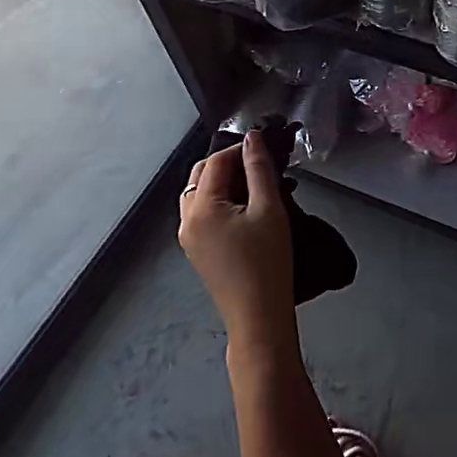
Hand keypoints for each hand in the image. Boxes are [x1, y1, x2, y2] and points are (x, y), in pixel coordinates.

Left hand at [179, 131, 294, 342]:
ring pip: (200, 194)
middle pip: (202, 175)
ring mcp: (189, 238)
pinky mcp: (198, 252)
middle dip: (230, 164)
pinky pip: (203, 215)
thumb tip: (252, 139)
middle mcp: (187, 220)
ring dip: (224, 183)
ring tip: (257, 187)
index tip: (266, 147)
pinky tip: (247, 209)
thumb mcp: (269, 210)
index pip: (216, 162)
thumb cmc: (267, 265)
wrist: (259, 318)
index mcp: (200, 208)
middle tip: (262, 166)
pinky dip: (221, 203)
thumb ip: (260, 169)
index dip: (240, 150)